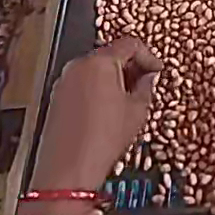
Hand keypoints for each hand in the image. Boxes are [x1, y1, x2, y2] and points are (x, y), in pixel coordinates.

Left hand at [33, 39, 160, 194]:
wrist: (67, 170)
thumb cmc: (101, 140)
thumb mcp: (137, 111)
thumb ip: (146, 86)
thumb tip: (148, 78)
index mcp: (99, 62)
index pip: (129, 44)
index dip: (148, 56)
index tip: (157, 69)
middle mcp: (78, 66)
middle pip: (111, 54)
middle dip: (131, 67)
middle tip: (146, 83)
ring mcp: (64, 81)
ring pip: (96, 69)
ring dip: (114, 78)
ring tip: (129, 100)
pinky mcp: (57, 97)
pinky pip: (83, 83)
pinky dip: (98, 88)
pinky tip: (109, 110)